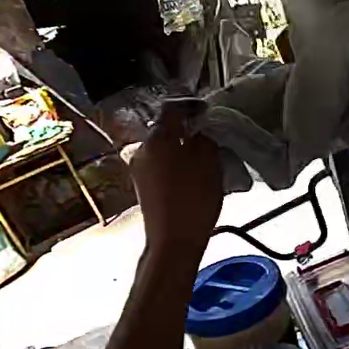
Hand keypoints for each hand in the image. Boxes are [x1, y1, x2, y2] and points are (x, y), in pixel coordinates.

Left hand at [130, 102, 223, 257]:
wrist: (173, 242)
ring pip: (163, 149)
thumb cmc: (193, 200)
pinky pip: (160, 166)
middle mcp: (142, 150)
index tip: (207, 111)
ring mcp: (139, 170)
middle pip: (166, 130)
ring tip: (204, 158)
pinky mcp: (142, 188)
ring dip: (181, 149)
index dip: (192, 106)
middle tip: (209, 135)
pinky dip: (176, 165)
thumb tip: (199, 130)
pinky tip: (192, 175)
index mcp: (157, 138)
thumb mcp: (209, 163)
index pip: (173, 109)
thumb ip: (204, 138)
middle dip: (187, 130)